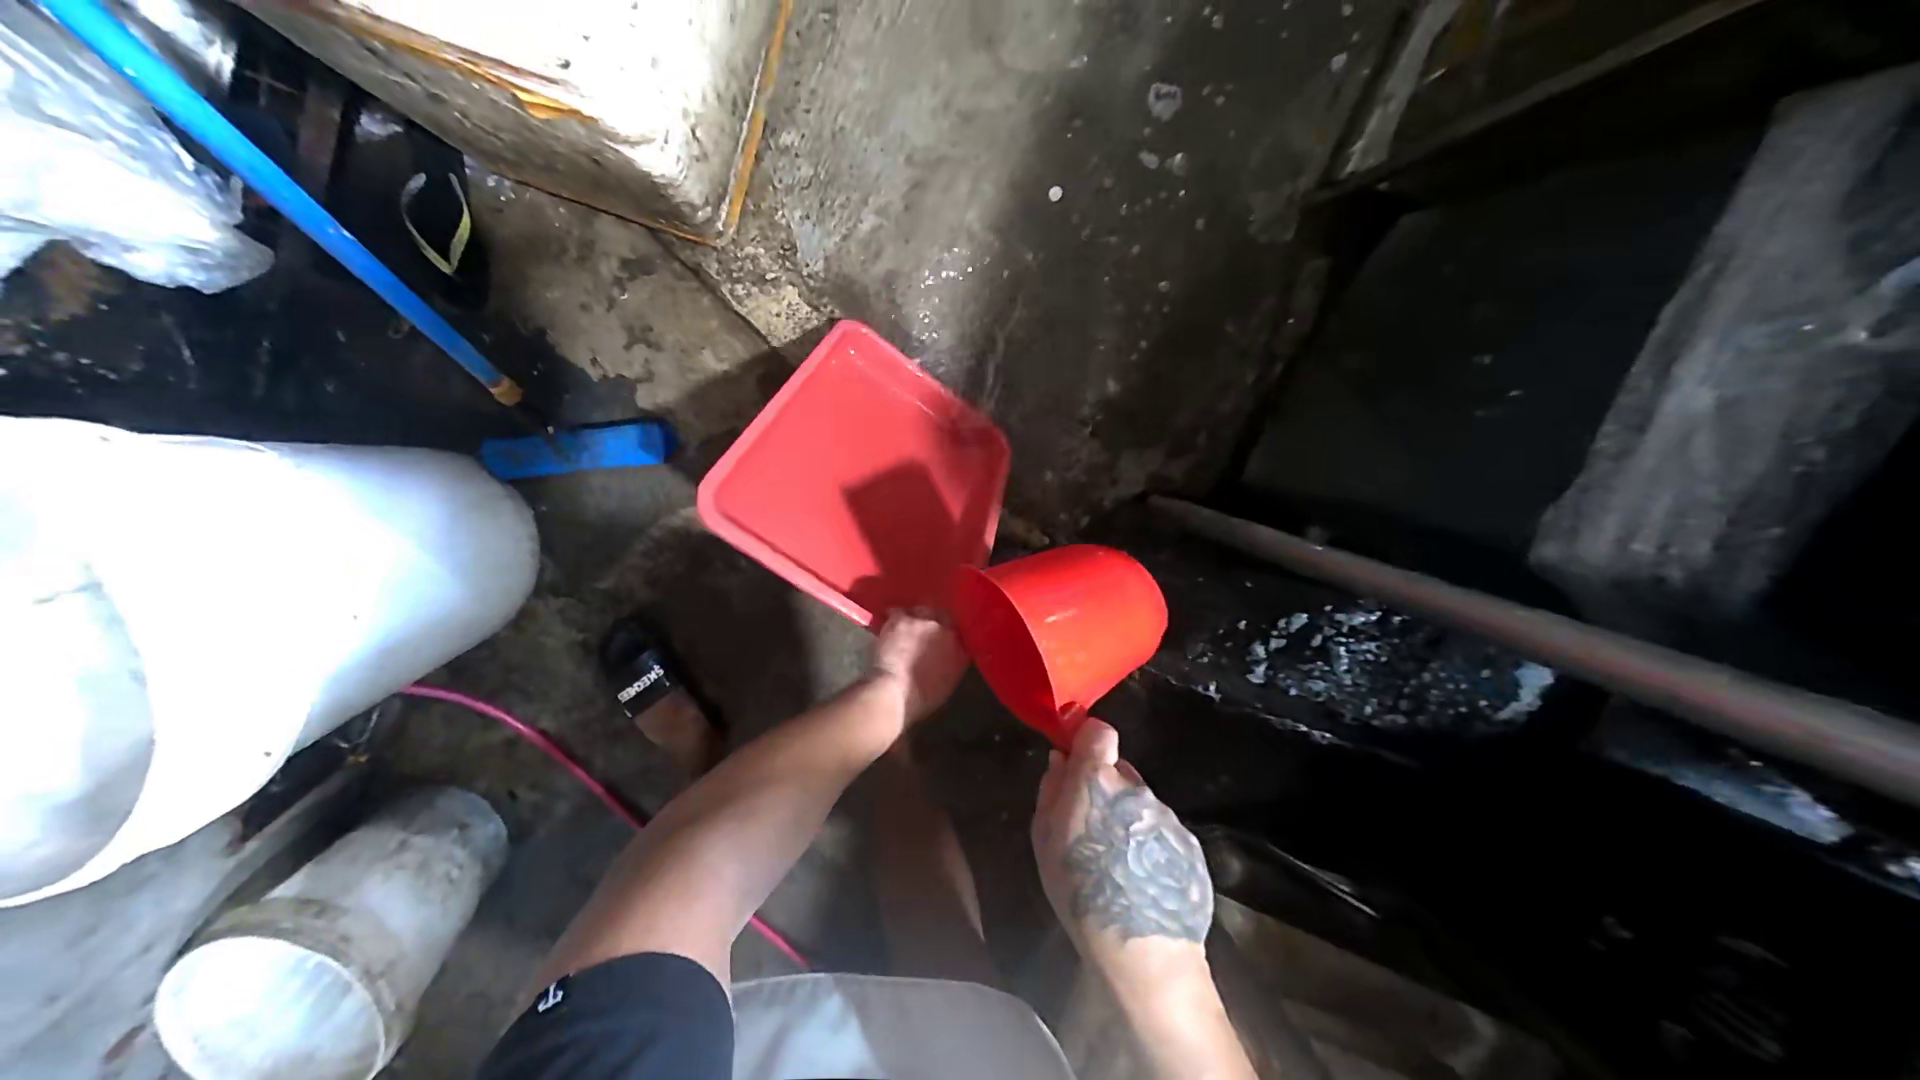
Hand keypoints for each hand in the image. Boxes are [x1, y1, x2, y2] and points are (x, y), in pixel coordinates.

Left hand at [870, 608, 969, 725]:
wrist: (894, 692)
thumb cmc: (920, 698)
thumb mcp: (947, 685)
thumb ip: (953, 665)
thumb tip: (948, 656)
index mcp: (961, 650)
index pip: (960, 635)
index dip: (949, 636)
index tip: (941, 640)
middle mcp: (947, 631)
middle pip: (943, 618)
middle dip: (934, 623)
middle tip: (923, 631)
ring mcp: (925, 621)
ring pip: (922, 611)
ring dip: (915, 618)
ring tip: (905, 625)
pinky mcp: (902, 618)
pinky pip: (897, 611)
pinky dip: (893, 616)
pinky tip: (887, 621)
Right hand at [1032, 719, 1214, 987]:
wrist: (1145, 952)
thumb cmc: (1082, 892)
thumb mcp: (1045, 842)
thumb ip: (1050, 792)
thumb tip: (1059, 760)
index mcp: (1098, 782)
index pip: (1099, 731)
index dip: (1087, 742)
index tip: (1076, 764)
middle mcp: (1137, 789)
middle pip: (1119, 772)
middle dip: (1103, 789)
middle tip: (1090, 829)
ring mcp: (1167, 815)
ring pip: (1139, 803)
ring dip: (1126, 818)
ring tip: (1116, 862)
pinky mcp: (1189, 842)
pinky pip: (1160, 830)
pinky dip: (1148, 844)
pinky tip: (1140, 878)